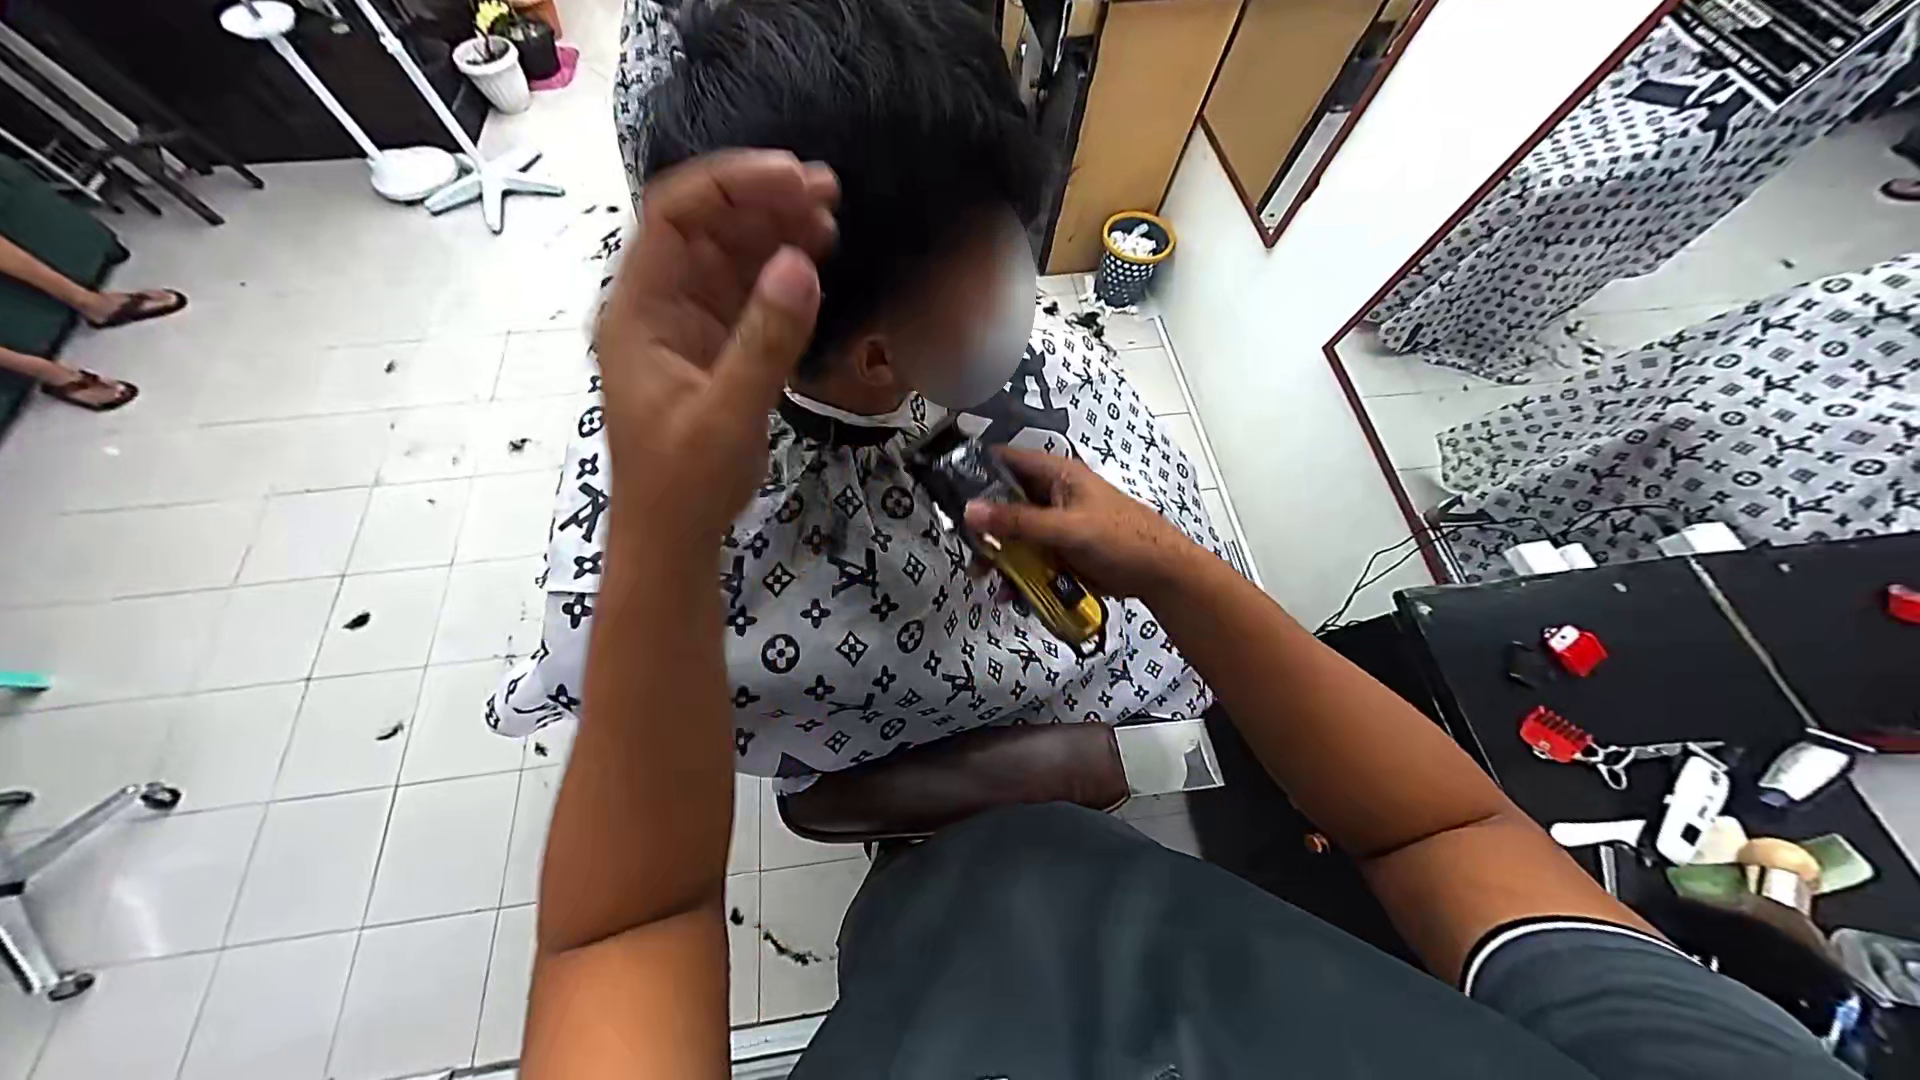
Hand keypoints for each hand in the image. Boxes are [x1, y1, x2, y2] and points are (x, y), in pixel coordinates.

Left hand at [594, 151, 837, 550]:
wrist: (673, 535)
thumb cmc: (685, 482)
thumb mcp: (727, 414)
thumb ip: (764, 341)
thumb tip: (802, 265)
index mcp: (640, 311)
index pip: (676, 217)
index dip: (734, 187)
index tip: (794, 180)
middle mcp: (659, 307)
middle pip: (707, 230)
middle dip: (764, 204)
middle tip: (827, 194)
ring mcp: (687, 328)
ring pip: (729, 260)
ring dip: (776, 235)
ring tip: (829, 221)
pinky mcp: (714, 350)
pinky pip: (746, 298)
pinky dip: (779, 278)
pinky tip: (812, 264)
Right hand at [963, 447, 1203, 598]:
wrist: (1160, 574)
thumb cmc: (1120, 538)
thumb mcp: (1067, 528)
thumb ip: (1018, 521)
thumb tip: (969, 511)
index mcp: (1056, 474)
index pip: (1006, 460)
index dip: (976, 470)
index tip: (947, 490)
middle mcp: (1051, 495)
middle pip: (1004, 502)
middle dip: (983, 525)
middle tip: (966, 547)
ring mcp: (1054, 525)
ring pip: (1013, 535)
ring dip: (997, 555)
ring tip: (983, 577)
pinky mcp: (1058, 551)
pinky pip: (1028, 558)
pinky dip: (1017, 573)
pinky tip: (1010, 593)